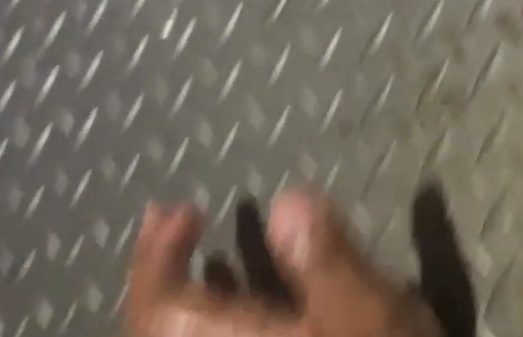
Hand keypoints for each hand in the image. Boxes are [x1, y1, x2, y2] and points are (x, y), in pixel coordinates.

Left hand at [127, 190, 446, 336]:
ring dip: (185, 290)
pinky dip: (217, 310)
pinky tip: (236, 291)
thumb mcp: (363, 310)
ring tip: (192, 249)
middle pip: (160, 329)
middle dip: (160, 272)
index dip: (159, 258)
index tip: (179, 208)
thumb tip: (287, 199)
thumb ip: (325, 258)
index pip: (165, 309)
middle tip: (169, 219)